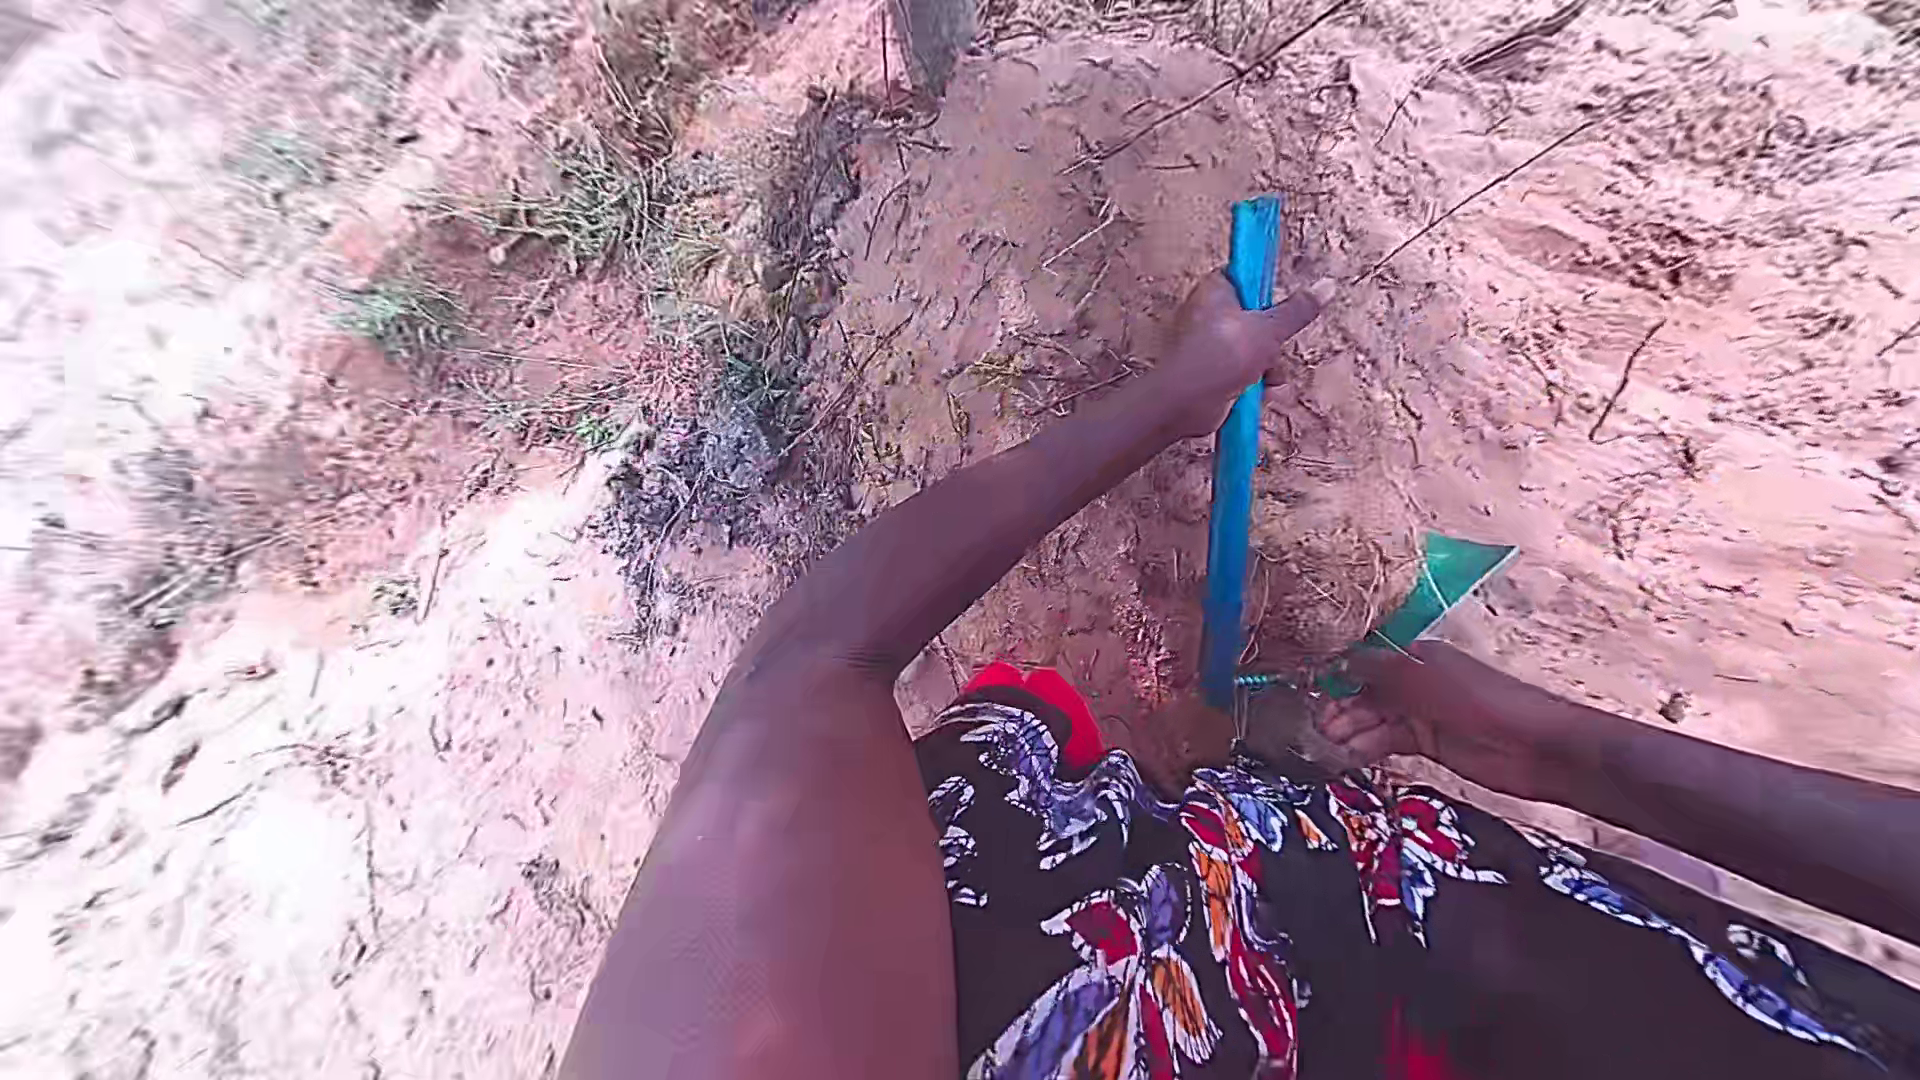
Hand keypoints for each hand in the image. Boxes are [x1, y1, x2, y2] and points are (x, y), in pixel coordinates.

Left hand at [1157, 272, 1335, 437]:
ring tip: (1272, 379)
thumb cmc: (1223, 355)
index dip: (1264, 286)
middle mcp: (1208, 317)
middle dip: (1274, 340)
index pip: (1242, 276)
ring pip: (1252, 350)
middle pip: (1255, 318)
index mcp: (1215, 292)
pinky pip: (1241, 374)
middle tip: (1277, 348)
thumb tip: (1327, 285)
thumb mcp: (1269, 329)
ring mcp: (1209, 348)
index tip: (1281, 300)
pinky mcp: (1211, 375)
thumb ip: (1297, 310)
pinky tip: (1266, 394)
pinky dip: (1255, 384)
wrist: (1187, 402)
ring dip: (1269, 367)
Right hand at [1313, 641, 1606, 802]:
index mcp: (1415, 658)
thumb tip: (1337, 661)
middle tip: (1318, 725)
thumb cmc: (1481, 702)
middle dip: (1340, 707)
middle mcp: (1414, 682)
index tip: (1313, 689)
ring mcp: (1421, 713)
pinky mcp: (1427, 742)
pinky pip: (1387, 740)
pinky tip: (1349, 754)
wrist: (1542, 749)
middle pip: (1365, 693)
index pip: (1365, 663)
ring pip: (1373, 718)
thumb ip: (1376, 669)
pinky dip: (1367, 746)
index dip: (1338, 675)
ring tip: (1328, 742)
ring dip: (1350, 729)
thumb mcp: (1422, 678)